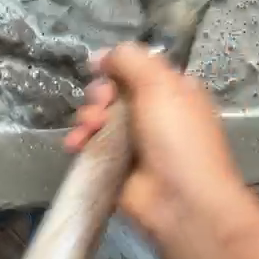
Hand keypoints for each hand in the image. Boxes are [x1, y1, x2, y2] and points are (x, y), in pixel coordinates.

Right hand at [65, 43, 254, 247]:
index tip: (100, 69)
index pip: (137, 68)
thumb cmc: (178, 138)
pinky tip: (75, 145)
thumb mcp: (159, 84)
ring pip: (98, 117)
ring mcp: (134, 142)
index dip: (116, 67)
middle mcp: (154, 113)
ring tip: (89, 129)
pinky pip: (90, 145)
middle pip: (113, 91)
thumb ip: (129, 59)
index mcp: (173, 91)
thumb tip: (100, 55)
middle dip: (99, 94)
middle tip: (101, 105)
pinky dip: (80, 141)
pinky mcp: (115, 165)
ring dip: (87, 118)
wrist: (182, 203)